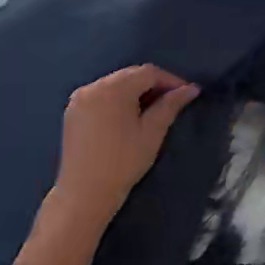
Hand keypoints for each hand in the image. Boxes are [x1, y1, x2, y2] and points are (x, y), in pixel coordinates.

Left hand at [17, 66, 199, 264]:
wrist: (85, 192)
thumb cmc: (124, 161)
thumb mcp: (152, 132)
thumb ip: (171, 105)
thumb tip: (191, 88)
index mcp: (113, 89)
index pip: (148, 72)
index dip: (171, 80)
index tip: (187, 94)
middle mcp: (92, 87)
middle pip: (130, 75)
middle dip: (153, 84)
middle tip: (173, 102)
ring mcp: (79, 99)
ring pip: (115, 84)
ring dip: (136, 91)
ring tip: (153, 110)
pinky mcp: (73, 112)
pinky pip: (101, 95)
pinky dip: (119, 99)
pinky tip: (129, 116)